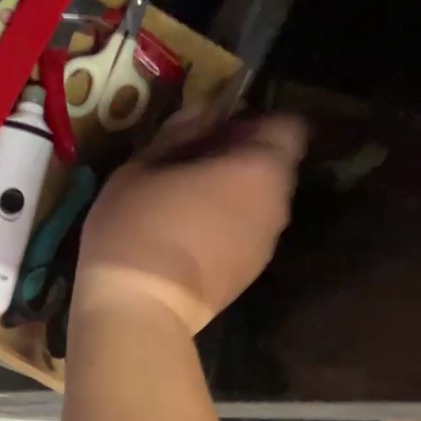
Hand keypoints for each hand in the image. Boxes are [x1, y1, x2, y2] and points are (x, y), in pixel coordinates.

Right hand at [73, 112, 306, 332]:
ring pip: (255, 207)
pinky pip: (241, 239)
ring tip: (180, 212)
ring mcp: (264, 245)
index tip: (210, 133)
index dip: (251, 123)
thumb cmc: (135, 228)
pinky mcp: (246, 277)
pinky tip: (179, 246)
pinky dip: (220, 234)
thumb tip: (197, 112)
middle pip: (271, 168)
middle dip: (237, 163)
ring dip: (228, 202)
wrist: (138, 309)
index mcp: (258, 167)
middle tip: (187, 171)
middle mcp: (276, 203)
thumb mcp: (138, 170)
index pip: (286, 125)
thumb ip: (175, 136)